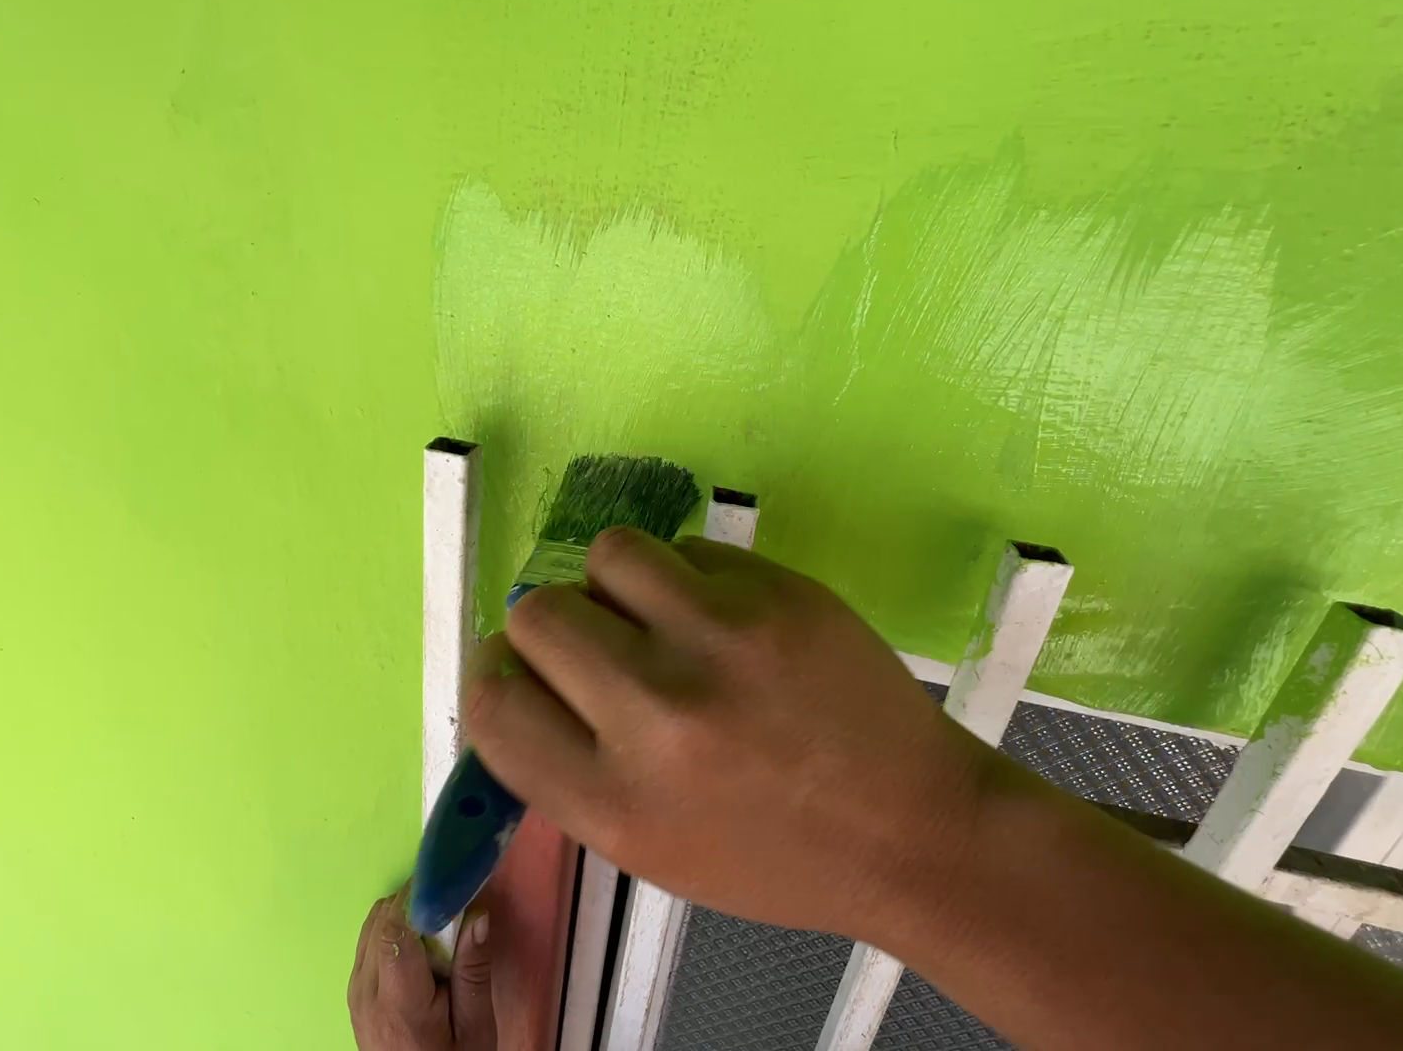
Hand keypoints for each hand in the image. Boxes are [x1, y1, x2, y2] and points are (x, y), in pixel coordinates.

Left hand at [348, 887, 495, 1050]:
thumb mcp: (475, 1026)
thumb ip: (473, 970)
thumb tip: (478, 915)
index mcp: (397, 1001)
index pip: (393, 928)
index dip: (418, 897)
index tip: (448, 884)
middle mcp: (366, 992)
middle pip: (381, 920)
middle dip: (415, 903)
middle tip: (451, 908)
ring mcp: (355, 994)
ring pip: (371, 926)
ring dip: (404, 915)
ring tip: (438, 930)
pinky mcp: (355, 996)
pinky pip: (368, 944)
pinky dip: (393, 931)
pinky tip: (420, 948)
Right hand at [461, 527, 1000, 946]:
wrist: (910, 827)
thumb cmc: (772, 854)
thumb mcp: (648, 847)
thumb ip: (568, 766)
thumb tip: (517, 674)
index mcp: (614, 802)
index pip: (492, 705)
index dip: (494, 678)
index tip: (519, 671)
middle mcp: (656, 714)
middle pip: (535, 613)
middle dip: (551, 625)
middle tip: (596, 642)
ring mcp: (720, 640)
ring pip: (606, 552)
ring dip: (615, 581)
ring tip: (655, 613)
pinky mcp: (775, 592)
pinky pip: (685, 546)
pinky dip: (685, 574)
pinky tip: (722, 614)